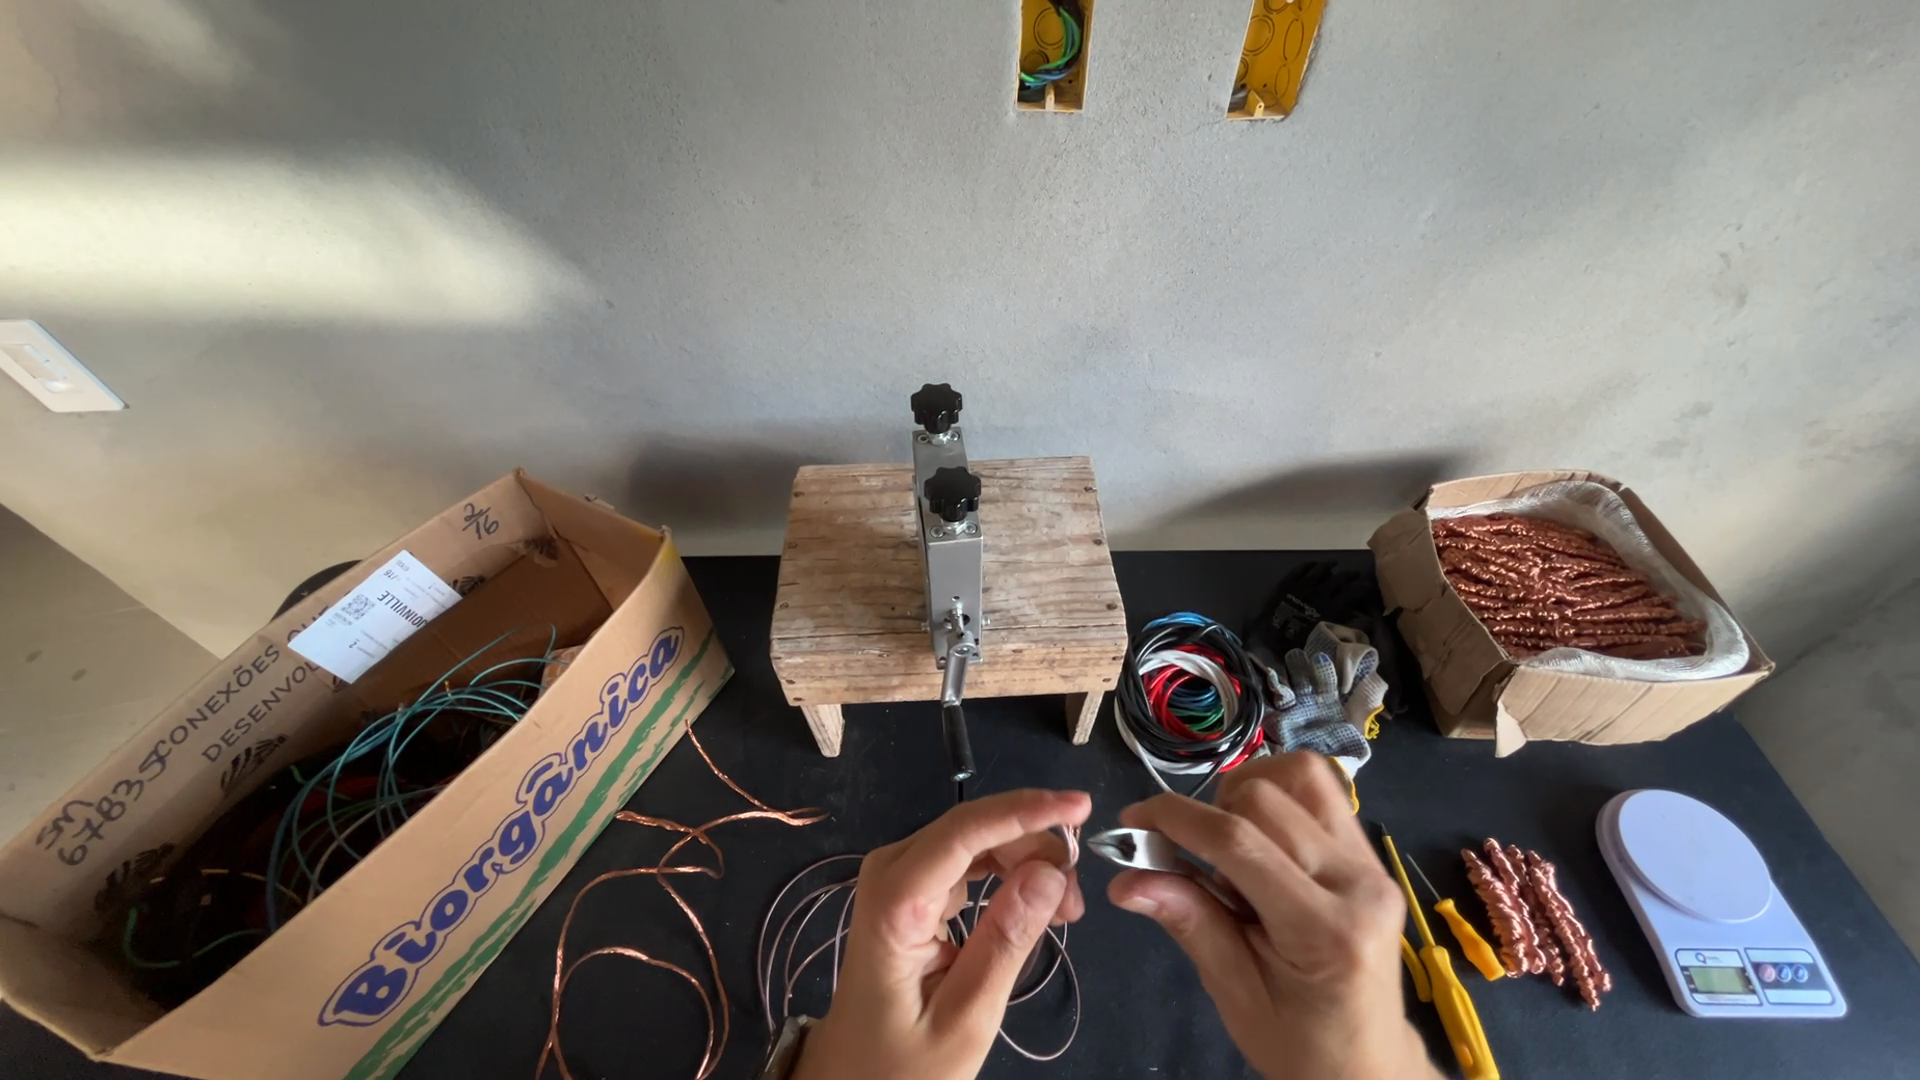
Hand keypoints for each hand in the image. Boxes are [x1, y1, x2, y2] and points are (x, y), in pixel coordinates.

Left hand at [793, 790, 1090, 1079]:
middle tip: (1078, 902)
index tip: (1080, 805)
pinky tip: (1034, 904)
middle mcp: (892, 868)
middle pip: (975, 829)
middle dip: (1035, 848)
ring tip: (1064, 912)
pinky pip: (970, 859)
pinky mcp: (912, 884)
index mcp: (895, 900)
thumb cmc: (902, 1065)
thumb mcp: (964, 1019)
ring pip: (978, 839)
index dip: (1025, 811)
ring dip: (1026, 862)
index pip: (965, 831)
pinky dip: (1008, 873)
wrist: (851, 1077)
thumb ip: (1006, 942)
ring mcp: (900, 872)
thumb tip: (1050, 873)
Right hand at [1108, 753, 1440, 1079]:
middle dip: (1205, 814)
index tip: (1130, 822)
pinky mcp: (1368, 851)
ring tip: (1225, 838)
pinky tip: (1255, 826)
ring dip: (1243, 791)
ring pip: (1295, 775)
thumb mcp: (1234, 994)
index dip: (1174, 819)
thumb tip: (1123, 878)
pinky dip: (1274, 788)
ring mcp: (1370, 861)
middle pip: (1263, 799)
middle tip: (1186, 855)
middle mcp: (1359, 882)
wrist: (1368, 1064)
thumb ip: (1187, 922)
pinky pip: (1317, 785)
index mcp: (1326, 930)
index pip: (1237, 843)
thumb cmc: (1299, 1042)